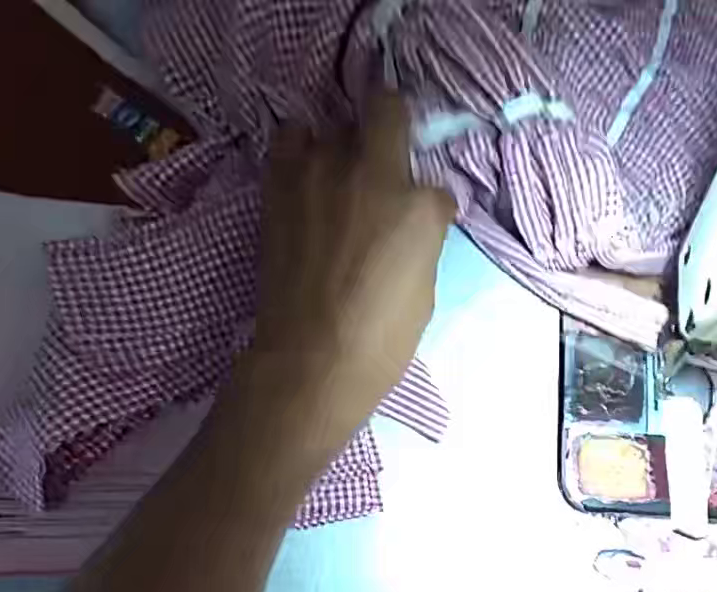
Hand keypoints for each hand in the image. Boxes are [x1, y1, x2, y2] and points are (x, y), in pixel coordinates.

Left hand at [235, 94, 456, 458]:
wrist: (314, 355)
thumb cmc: (384, 337)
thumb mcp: (424, 291)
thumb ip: (421, 243)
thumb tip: (416, 223)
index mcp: (417, 208)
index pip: (438, 188)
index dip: (436, 205)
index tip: (431, 221)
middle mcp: (370, 172)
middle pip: (386, 110)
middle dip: (395, 127)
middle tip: (392, 159)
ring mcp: (318, 169)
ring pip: (334, 124)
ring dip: (345, 145)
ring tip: (344, 178)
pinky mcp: (278, 181)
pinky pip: (292, 141)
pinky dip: (304, 152)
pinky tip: (311, 181)